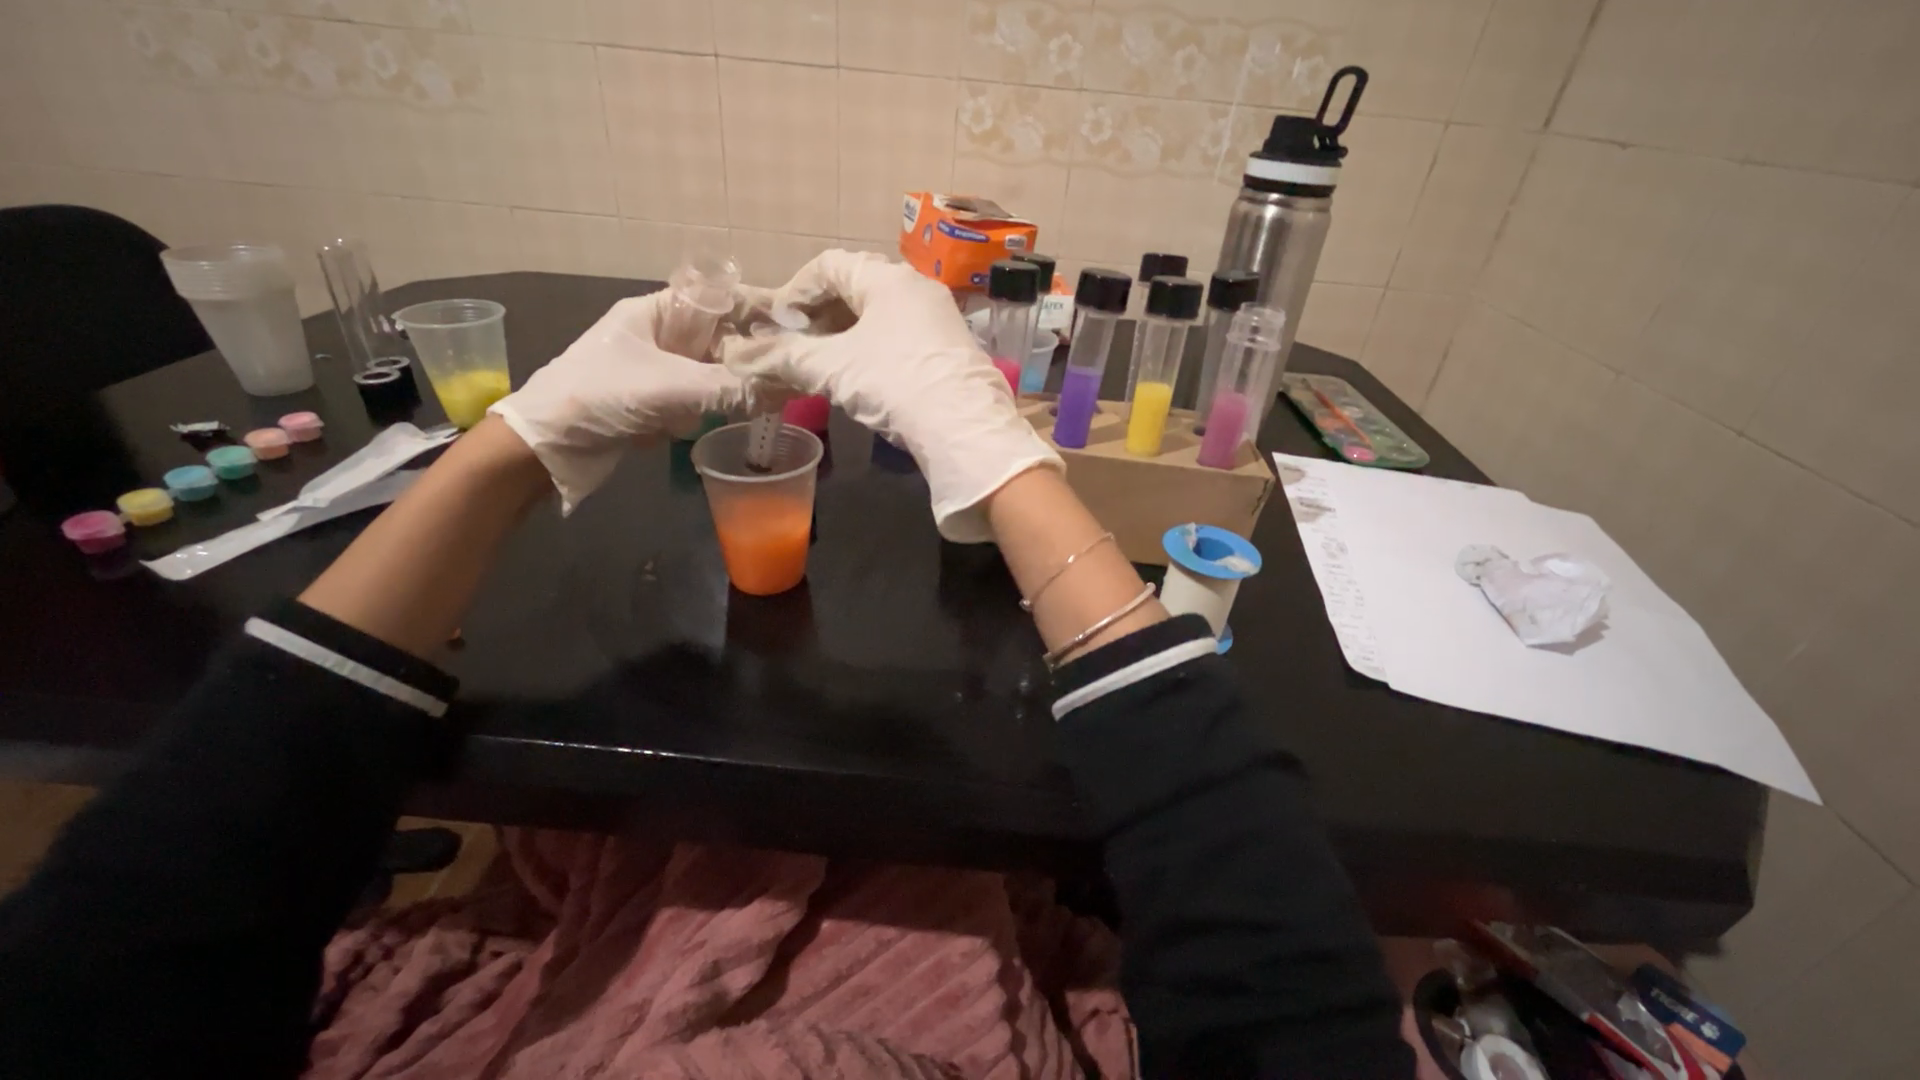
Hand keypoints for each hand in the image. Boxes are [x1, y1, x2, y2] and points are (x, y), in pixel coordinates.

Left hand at [489, 289, 763, 511]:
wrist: (546, 446)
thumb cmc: (599, 397)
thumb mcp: (669, 387)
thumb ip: (728, 387)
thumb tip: (784, 389)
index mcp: (654, 313)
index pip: (716, 298)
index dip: (754, 309)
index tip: (793, 327)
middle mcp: (658, 336)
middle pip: (718, 337)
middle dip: (750, 354)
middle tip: (789, 370)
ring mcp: (656, 372)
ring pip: (710, 372)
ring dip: (733, 385)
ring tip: (768, 397)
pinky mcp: (654, 404)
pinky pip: (697, 400)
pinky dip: (711, 409)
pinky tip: (730, 419)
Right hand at [722, 250, 1061, 541]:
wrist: (965, 428)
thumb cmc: (895, 383)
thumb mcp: (833, 368)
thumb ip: (784, 357)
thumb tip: (736, 356)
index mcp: (887, 277)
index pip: (830, 265)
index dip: (795, 290)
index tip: (777, 324)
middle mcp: (917, 287)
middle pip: (856, 288)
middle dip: (820, 315)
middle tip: (797, 345)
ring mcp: (939, 318)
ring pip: (880, 315)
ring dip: (845, 335)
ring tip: (823, 366)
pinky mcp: (951, 349)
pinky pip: (901, 337)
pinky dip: (873, 350)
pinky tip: (862, 379)